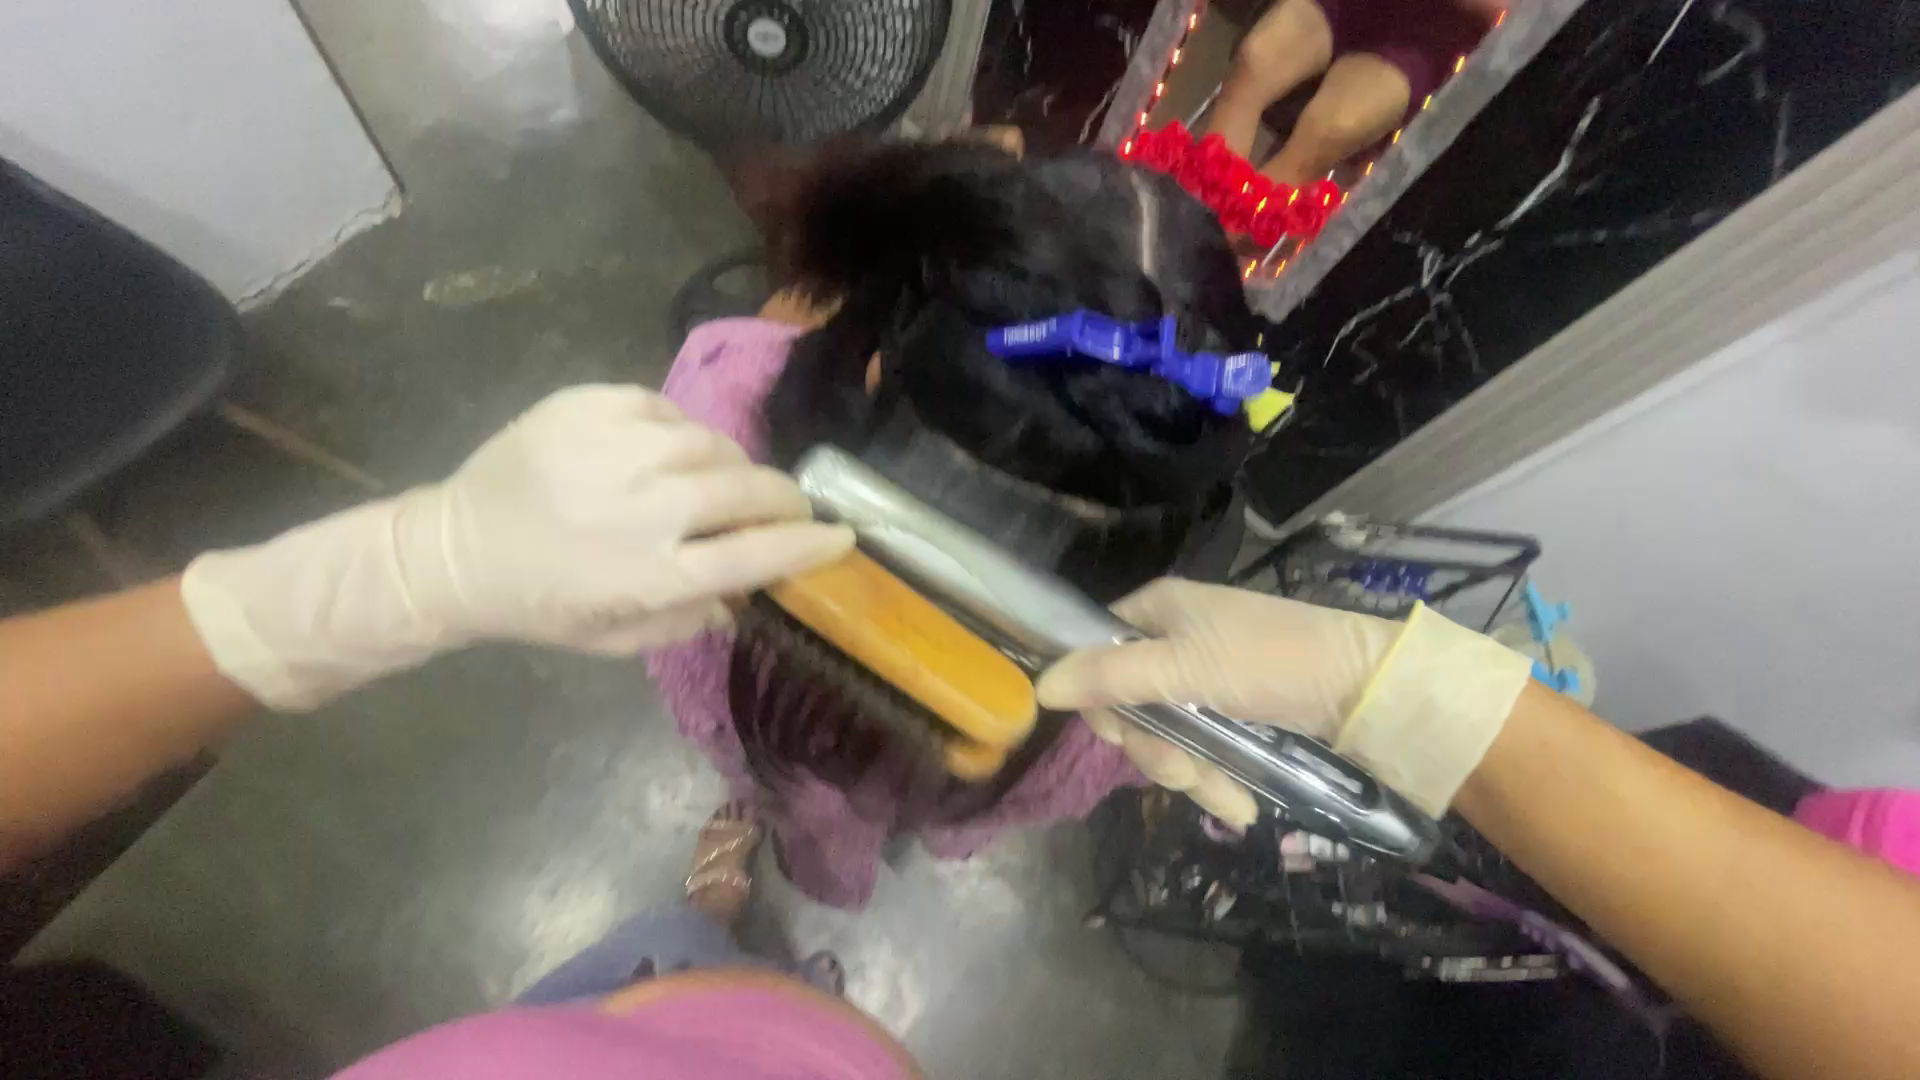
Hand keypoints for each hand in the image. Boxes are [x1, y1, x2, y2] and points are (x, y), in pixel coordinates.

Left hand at [182, 385, 852, 709]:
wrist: (451, 551)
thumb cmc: (546, 605)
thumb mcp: (622, 636)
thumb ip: (694, 615)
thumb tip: (752, 589)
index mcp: (648, 574)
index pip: (754, 557)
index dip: (808, 546)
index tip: (843, 536)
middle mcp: (639, 508)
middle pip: (747, 491)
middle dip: (786, 498)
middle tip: (792, 504)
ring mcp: (612, 448)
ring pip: (714, 443)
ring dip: (731, 466)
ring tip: (719, 481)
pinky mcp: (587, 405)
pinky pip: (668, 411)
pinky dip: (681, 434)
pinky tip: (664, 454)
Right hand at [1036, 579, 1531, 824]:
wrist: (1371, 689)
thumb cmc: (1271, 664)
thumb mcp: (1184, 669)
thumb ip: (1110, 677)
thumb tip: (1039, 687)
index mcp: (1157, 611)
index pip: (1095, 651)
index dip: (1100, 698)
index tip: (1121, 734)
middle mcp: (1174, 638)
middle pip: (1128, 701)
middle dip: (1154, 748)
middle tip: (1183, 773)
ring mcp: (1204, 674)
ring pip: (1164, 731)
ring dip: (1187, 771)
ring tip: (1226, 800)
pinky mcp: (1232, 708)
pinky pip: (1199, 744)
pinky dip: (1213, 776)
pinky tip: (1238, 806)